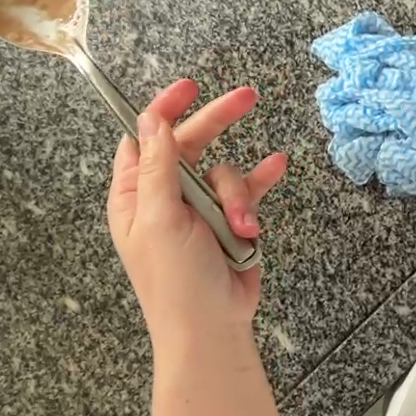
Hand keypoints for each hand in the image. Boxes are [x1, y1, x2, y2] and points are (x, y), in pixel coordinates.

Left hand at [107, 79, 288, 349]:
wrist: (211, 327)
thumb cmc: (175, 281)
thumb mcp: (160, 219)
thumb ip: (159, 167)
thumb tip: (152, 121)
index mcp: (136, 197)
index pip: (144, 139)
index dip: (163, 111)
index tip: (188, 87)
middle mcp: (167, 198)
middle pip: (192, 144)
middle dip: (217, 122)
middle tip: (246, 96)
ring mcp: (201, 209)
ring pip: (226, 174)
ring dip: (240, 197)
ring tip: (243, 227)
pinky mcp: (232, 221)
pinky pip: (249, 190)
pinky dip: (262, 182)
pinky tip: (278, 163)